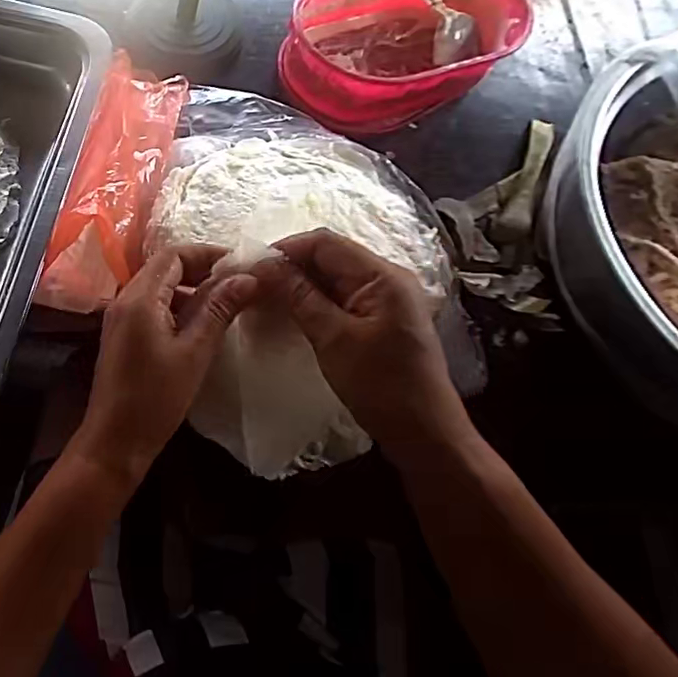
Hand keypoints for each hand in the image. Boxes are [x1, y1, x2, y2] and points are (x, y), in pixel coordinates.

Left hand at [72, 246, 258, 484]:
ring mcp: (120, 318)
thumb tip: (247, 278)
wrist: (114, 442)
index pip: (173, 255)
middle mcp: (124, 300)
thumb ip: (219, 310)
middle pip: (165, 267)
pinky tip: (202, 322)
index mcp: (139, 299)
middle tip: (238, 281)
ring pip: (159, 287)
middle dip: (201, 268)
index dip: (207, 254)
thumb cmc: (155, 398)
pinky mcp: (123, 335)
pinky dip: (178, 305)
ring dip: (191, 287)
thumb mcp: (194, 352)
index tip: (239, 264)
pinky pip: (152, 306)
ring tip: (226, 300)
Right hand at [252, 229, 465, 448]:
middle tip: (255, 284)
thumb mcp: (333, 339)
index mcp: (383, 276)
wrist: (425, 433)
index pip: (326, 243)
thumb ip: (300, 296)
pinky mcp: (383, 318)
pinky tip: (293, 313)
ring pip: (335, 277)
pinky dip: (317, 300)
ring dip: (302, 284)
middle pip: (331, 256)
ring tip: (268, 298)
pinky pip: (344, 296)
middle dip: (292, 265)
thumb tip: (267, 265)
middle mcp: (389, 279)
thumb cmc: (381, 386)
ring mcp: (388, 299)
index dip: (286, 249)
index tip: (252, 267)